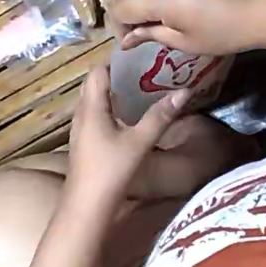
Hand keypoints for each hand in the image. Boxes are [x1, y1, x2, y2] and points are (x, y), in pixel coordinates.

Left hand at [63, 64, 189, 214]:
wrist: (86, 207)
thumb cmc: (110, 171)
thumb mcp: (139, 142)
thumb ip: (161, 116)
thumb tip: (185, 91)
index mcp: (91, 107)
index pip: (98, 71)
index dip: (117, 61)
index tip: (141, 59)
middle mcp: (82, 114)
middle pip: (96, 83)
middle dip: (118, 75)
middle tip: (145, 71)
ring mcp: (81, 130)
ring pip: (95, 100)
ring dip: (115, 92)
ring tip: (142, 89)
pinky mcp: (84, 143)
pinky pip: (96, 115)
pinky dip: (112, 108)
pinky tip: (131, 117)